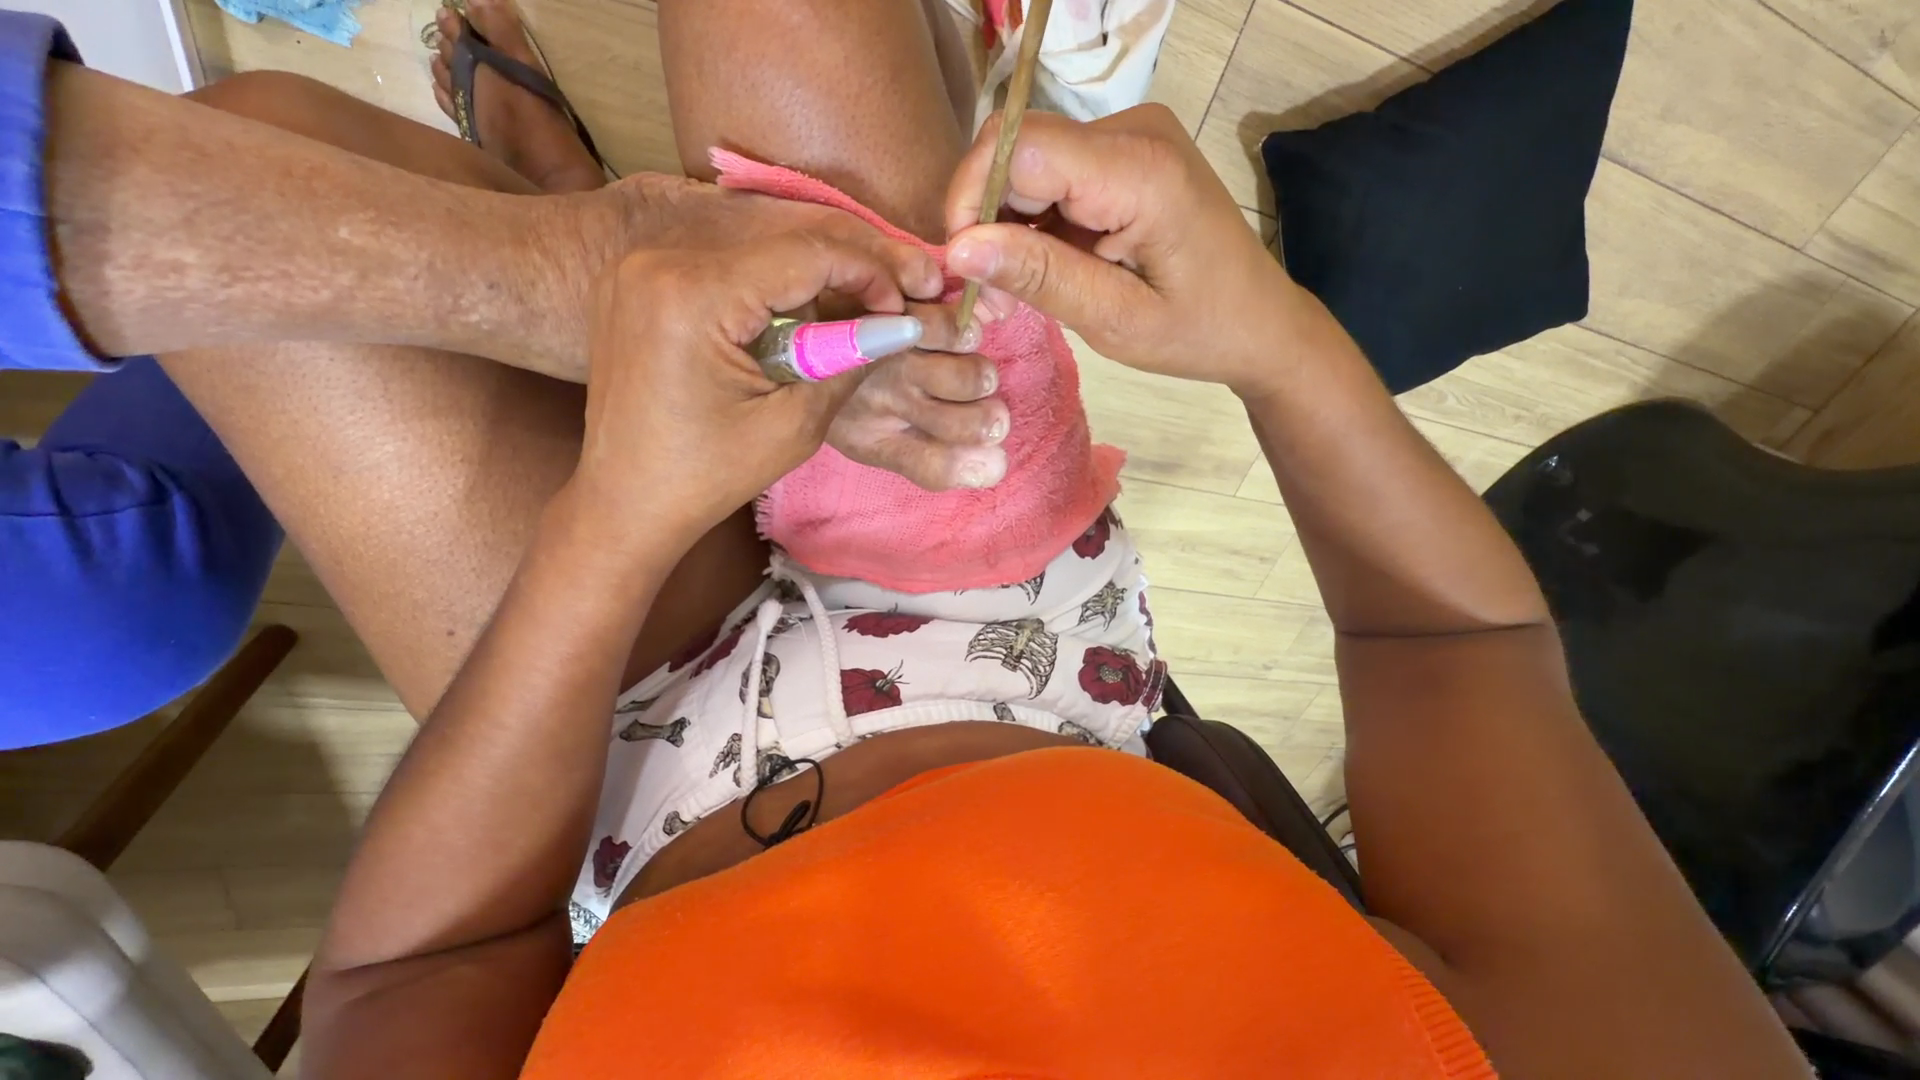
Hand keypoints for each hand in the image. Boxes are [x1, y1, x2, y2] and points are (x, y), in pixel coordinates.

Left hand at [553, 177, 1007, 489]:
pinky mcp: (634, 282)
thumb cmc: (708, 475)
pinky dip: (763, 290)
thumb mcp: (794, 425)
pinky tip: (788, 325)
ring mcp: (638, 269)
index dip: (867, 273)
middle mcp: (658, 263)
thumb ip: (850, 361)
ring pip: (751, 253)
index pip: (805, 255)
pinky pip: (719, 267)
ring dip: (803, 283)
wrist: (625, 500)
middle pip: (778, 246)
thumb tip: (902, 323)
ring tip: (841, 322)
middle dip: (840, 275)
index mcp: (693, 296)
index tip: (900, 306)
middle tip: (884, 308)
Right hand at [942, 105, 1317, 397]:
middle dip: (984, 215)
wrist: (1259, 321)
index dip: (972, 198)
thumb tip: (957, 248)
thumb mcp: (1115, 319)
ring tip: (1014, 288)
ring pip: (1027, 160)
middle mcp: (1134, 131)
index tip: (964, 267)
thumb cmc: (1196, 332)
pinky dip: (1032, 220)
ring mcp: (1131, 136)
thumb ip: (1040, 276)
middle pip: (1017, 146)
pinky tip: (1040, 266)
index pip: (1018, 147)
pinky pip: (1052, 173)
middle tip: (987, 291)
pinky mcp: (1125, 153)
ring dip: (1005, 223)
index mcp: (1140, 171)